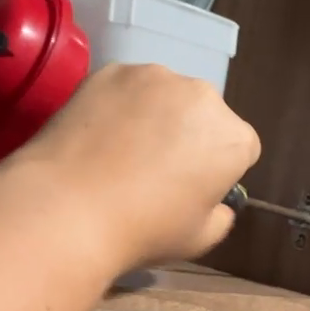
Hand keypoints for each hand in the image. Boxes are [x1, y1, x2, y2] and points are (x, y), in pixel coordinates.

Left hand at [7, 64, 259, 269]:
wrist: (69, 207)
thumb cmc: (143, 229)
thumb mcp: (199, 240)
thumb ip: (220, 216)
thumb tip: (216, 203)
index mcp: (234, 137)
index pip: (240, 147)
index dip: (218, 169)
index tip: (192, 187)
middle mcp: (203, 96)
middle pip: (204, 115)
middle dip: (189, 134)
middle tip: (154, 168)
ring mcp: (156, 76)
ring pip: (165, 96)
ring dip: (154, 115)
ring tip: (121, 150)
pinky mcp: (113, 70)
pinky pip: (127, 88)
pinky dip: (118, 105)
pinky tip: (97, 135)